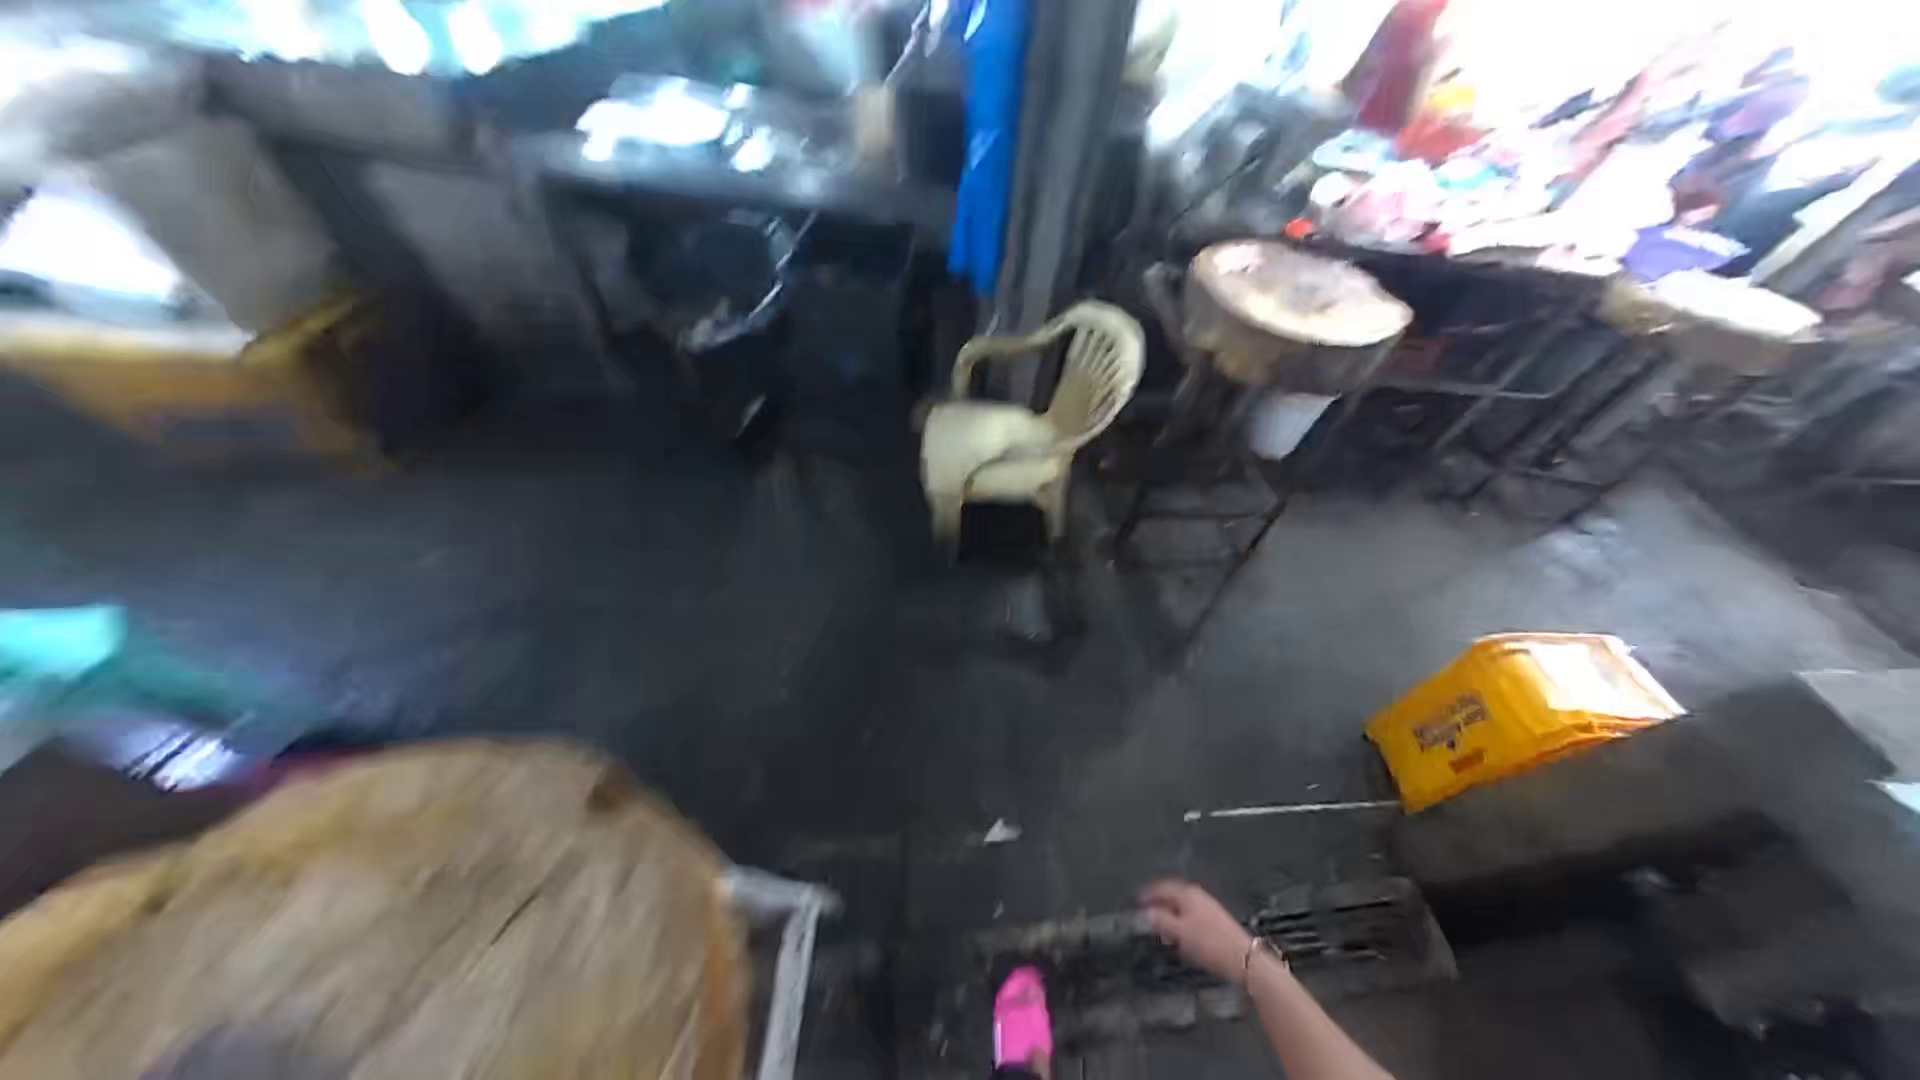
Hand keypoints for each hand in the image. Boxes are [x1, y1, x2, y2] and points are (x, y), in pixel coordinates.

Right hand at [1141, 879, 1254, 981]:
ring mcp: (1208, 906)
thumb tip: (1147, 912)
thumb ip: (1160, 921)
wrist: (1243, 959)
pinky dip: (1182, 922)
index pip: (1161, 888)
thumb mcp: (1179, 933)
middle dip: (1159, 904)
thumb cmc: (1210, 943)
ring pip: (1182, 906)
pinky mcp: (1216, 919)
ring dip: (1171, 915)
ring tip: (1164, 930)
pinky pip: (1192, 915)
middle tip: (1148, 916)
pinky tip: (1183, 936)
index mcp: (1187, 893)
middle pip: (1172, 895)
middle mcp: (1198, 895)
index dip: (1147, 894)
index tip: (1137, 901)